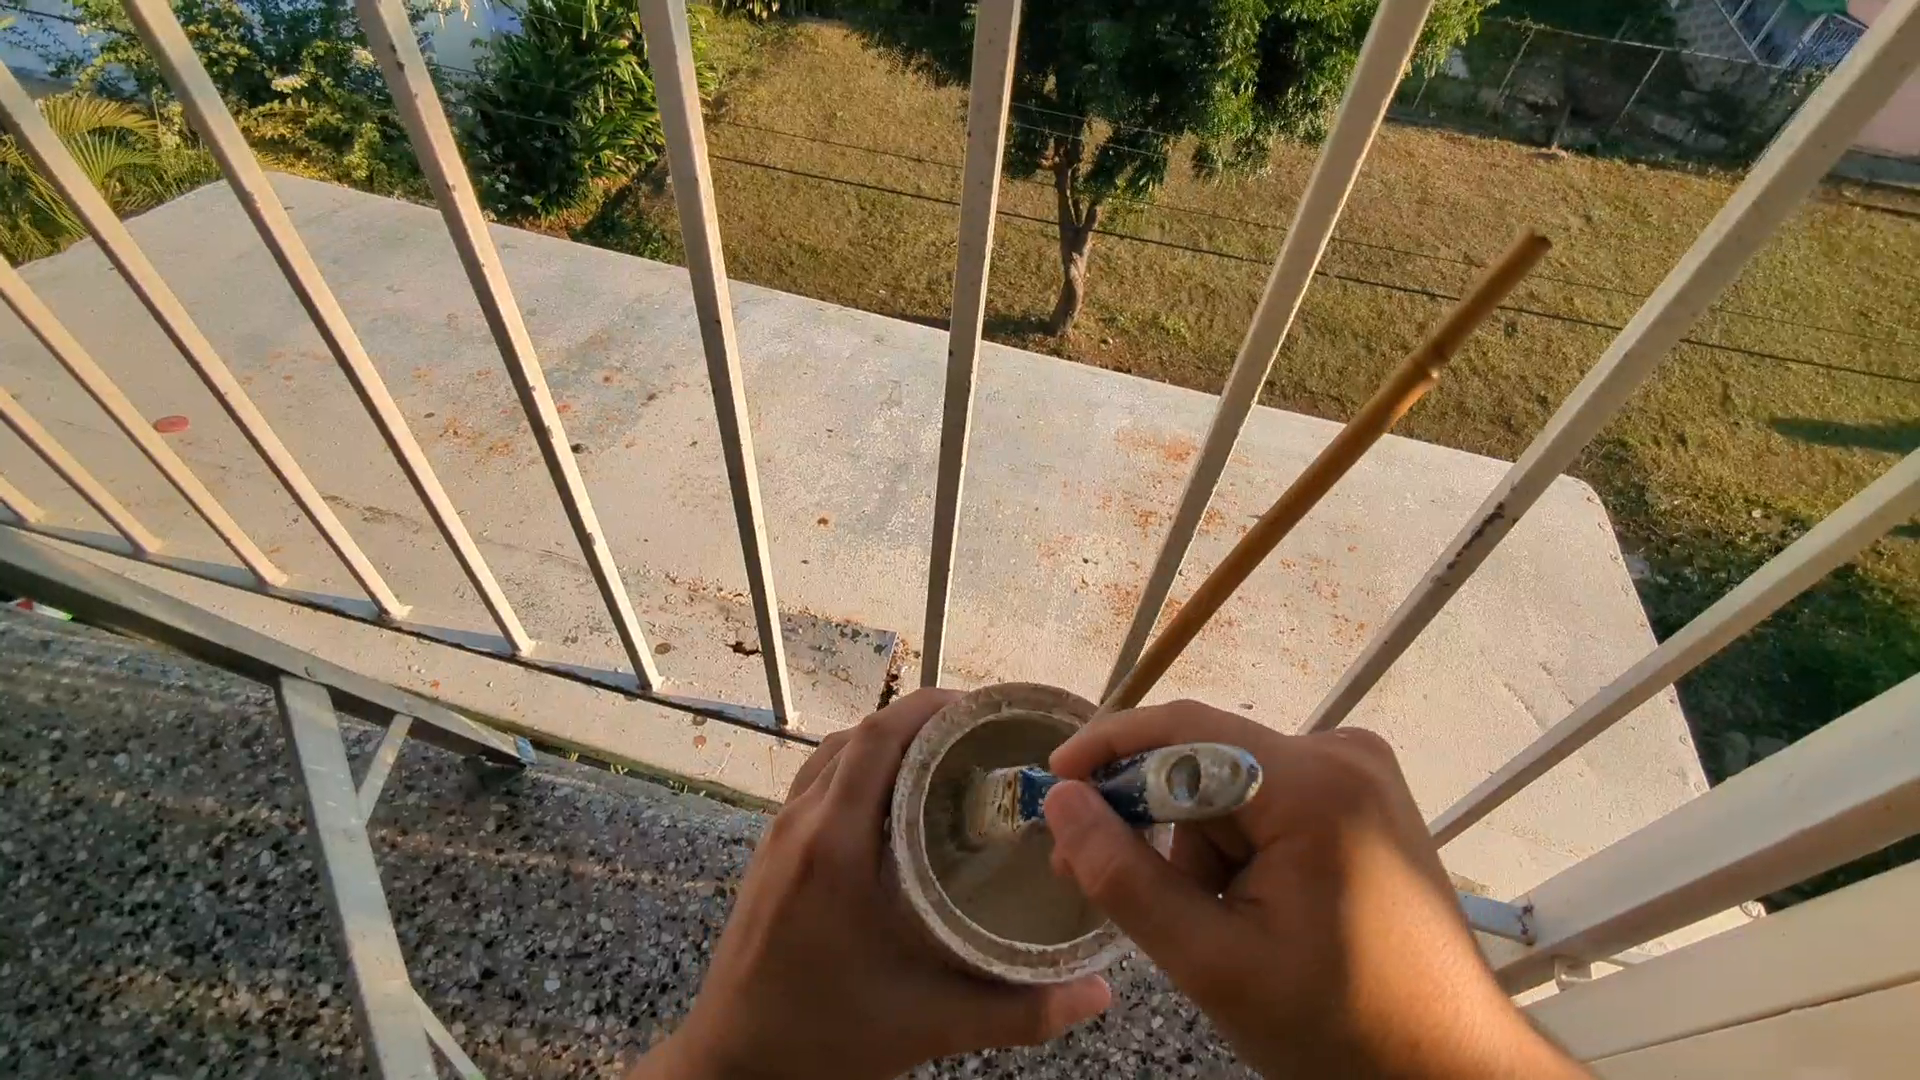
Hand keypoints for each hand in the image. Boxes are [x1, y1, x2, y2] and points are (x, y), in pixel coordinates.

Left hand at [628, 688, 1109, 1079]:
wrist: (732, 1065)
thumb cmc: (825, 1037)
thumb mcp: (928, 1023)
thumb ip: (1019, 1009)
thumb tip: (1097, 992)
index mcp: (833, 845)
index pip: (877, 738)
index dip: (926, 708)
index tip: (978, 710)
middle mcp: (801, 822)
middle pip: (858, 736)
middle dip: (916, 721)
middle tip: (974, 734)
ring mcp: (778, 831)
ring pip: (834, 753)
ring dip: (884, 742)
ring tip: (938, 757)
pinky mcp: (770, 848)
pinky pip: (818, 780)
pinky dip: (857, 767)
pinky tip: (890, 800)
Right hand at [1042, 701, 1586, 1079]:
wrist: (1456, 1077)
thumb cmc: (1339, 1029)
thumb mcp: (1212, 961)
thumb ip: (1124, 877)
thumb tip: (1060, 800)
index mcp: (1313, 783)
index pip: (1184, 730)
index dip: (1108, 747)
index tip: (1053, 782)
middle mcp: (1340, 753)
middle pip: (1204, 761)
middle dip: (1148, 816)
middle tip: (1092, 870)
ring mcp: (1356, 771)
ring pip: (1227, 784)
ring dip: (1192, 842)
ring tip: (1196, 919)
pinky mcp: (1358, 795)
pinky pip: (1261, 796)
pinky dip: (1229, 842)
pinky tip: (1236, 901)